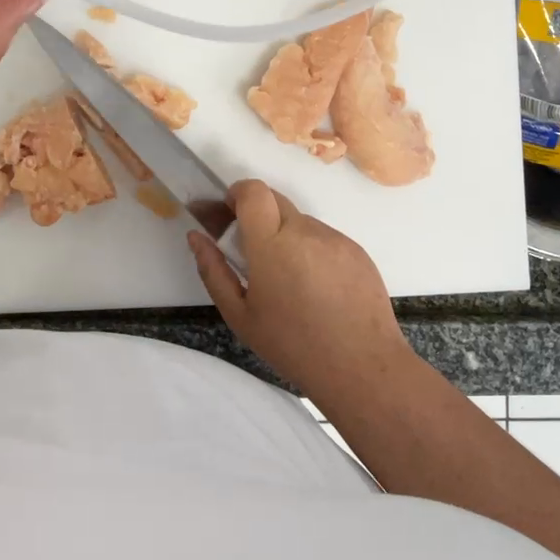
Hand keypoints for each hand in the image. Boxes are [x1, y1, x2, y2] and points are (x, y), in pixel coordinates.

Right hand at [189, 180, 413, 392]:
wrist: (363, 368)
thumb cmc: (293, 345)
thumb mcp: (240, 315)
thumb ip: (213, 270)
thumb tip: (196, 237)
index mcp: (271, 245)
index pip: (254, 191)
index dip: (238, 193)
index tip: (230, 213)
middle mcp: (305, 233)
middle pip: (275, 199)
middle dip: (258, 214)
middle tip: (254, 252)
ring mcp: (335, 240)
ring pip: (300, 221)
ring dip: (287, 236)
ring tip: (290, 280)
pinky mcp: (357, 251)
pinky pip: (324, 238)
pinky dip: (312, 251)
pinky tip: (317, 289)